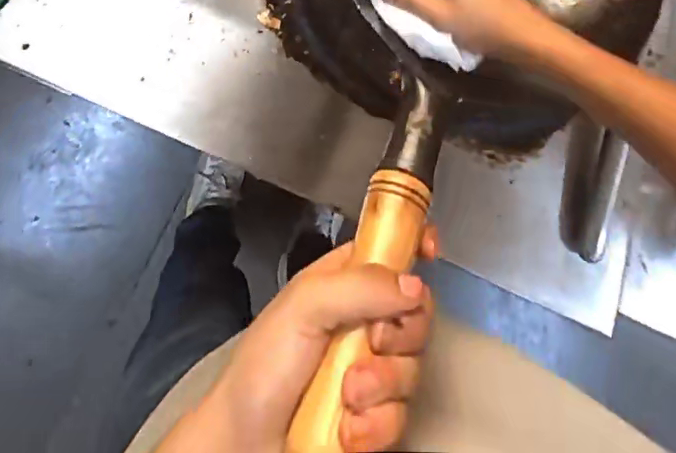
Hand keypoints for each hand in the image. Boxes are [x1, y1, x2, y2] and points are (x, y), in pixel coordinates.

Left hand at [159, 229, 440, 452]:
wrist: (245, 442)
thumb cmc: (264, 363)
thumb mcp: (306, 306)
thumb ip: (360, 287)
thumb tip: (415, 284)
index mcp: (344, 281)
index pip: (388, 249)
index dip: (414, 242)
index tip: (431, 249)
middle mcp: (362, 318)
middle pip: (416, 311)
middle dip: (400, 333)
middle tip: (371, 342)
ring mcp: (371, 367)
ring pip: (412, 368)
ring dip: (380, 385)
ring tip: (345, 395)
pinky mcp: (374, 415)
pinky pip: (401, 416)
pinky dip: (375, 426)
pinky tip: (347, 429)